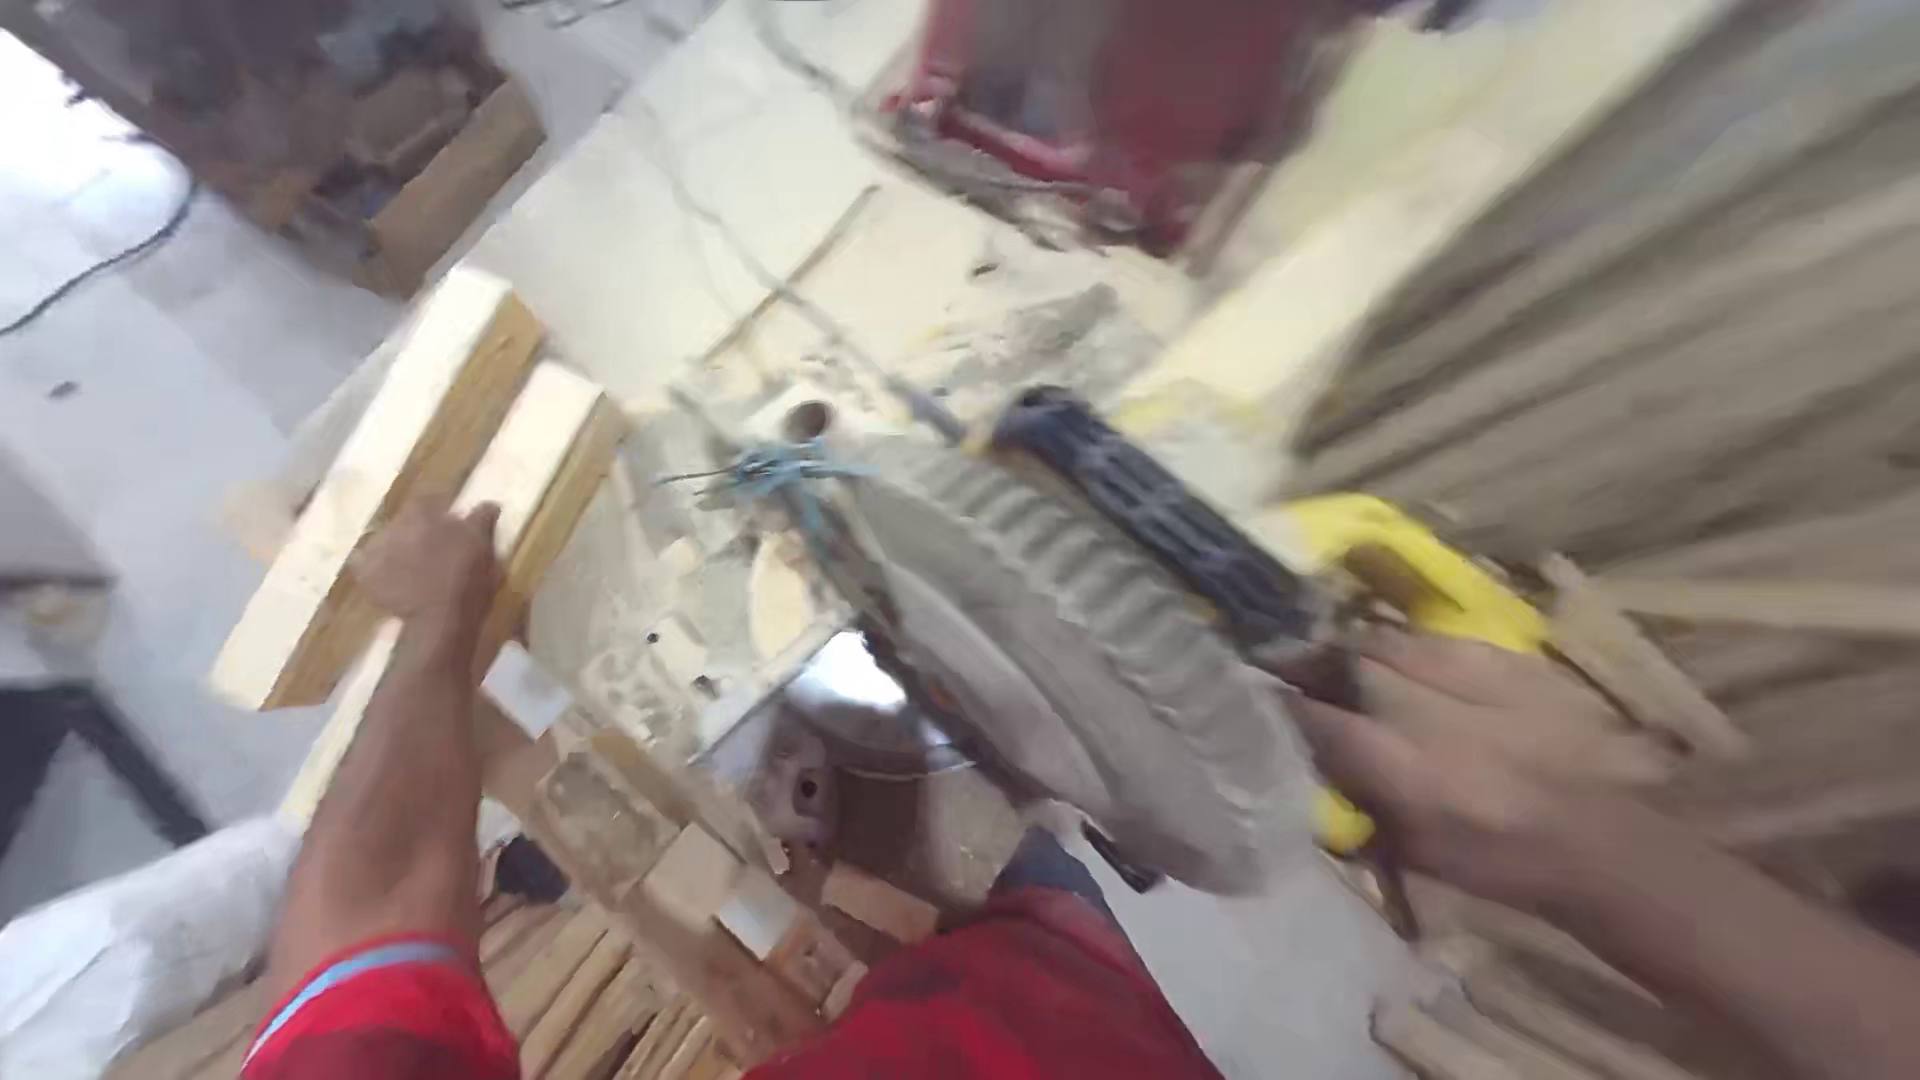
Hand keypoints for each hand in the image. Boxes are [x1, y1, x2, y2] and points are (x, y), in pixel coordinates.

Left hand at [352, 499, 500, 628]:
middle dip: (419, 528)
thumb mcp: (485, 545)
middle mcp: (392, 527)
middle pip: (405, 520)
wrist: (441, 617)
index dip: (440, 506)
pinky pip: (371, 565)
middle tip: (438, 541)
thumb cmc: (469, 577)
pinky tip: (399, 577)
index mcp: (421, 515)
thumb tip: (489, 502)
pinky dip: (384, 568)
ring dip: (401, 547)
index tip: (453, 517)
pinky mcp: (365, 576)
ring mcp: (374, 553)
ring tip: (418, 562)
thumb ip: (482, 520)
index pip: (427, 499)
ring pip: (387, 541)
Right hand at [1280, 626, 1672, 909]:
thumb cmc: (1495, 859)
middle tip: (1278, 659)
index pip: (1308, 713)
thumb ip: (1345, 794)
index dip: (1272, 699)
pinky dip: (1397, 643)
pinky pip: (1426, 637)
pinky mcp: (1503, 660)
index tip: (1250, 692)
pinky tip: (1390, 651)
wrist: (1610, 846)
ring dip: (1343, 645)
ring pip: (1378, 638)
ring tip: (1328, 651)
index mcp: (1395, 763)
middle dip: (1301, 659)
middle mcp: (1421, 709)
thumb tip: (1296, 757)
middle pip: (1338, 662)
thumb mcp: (1404, 846)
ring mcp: (1466, 676)